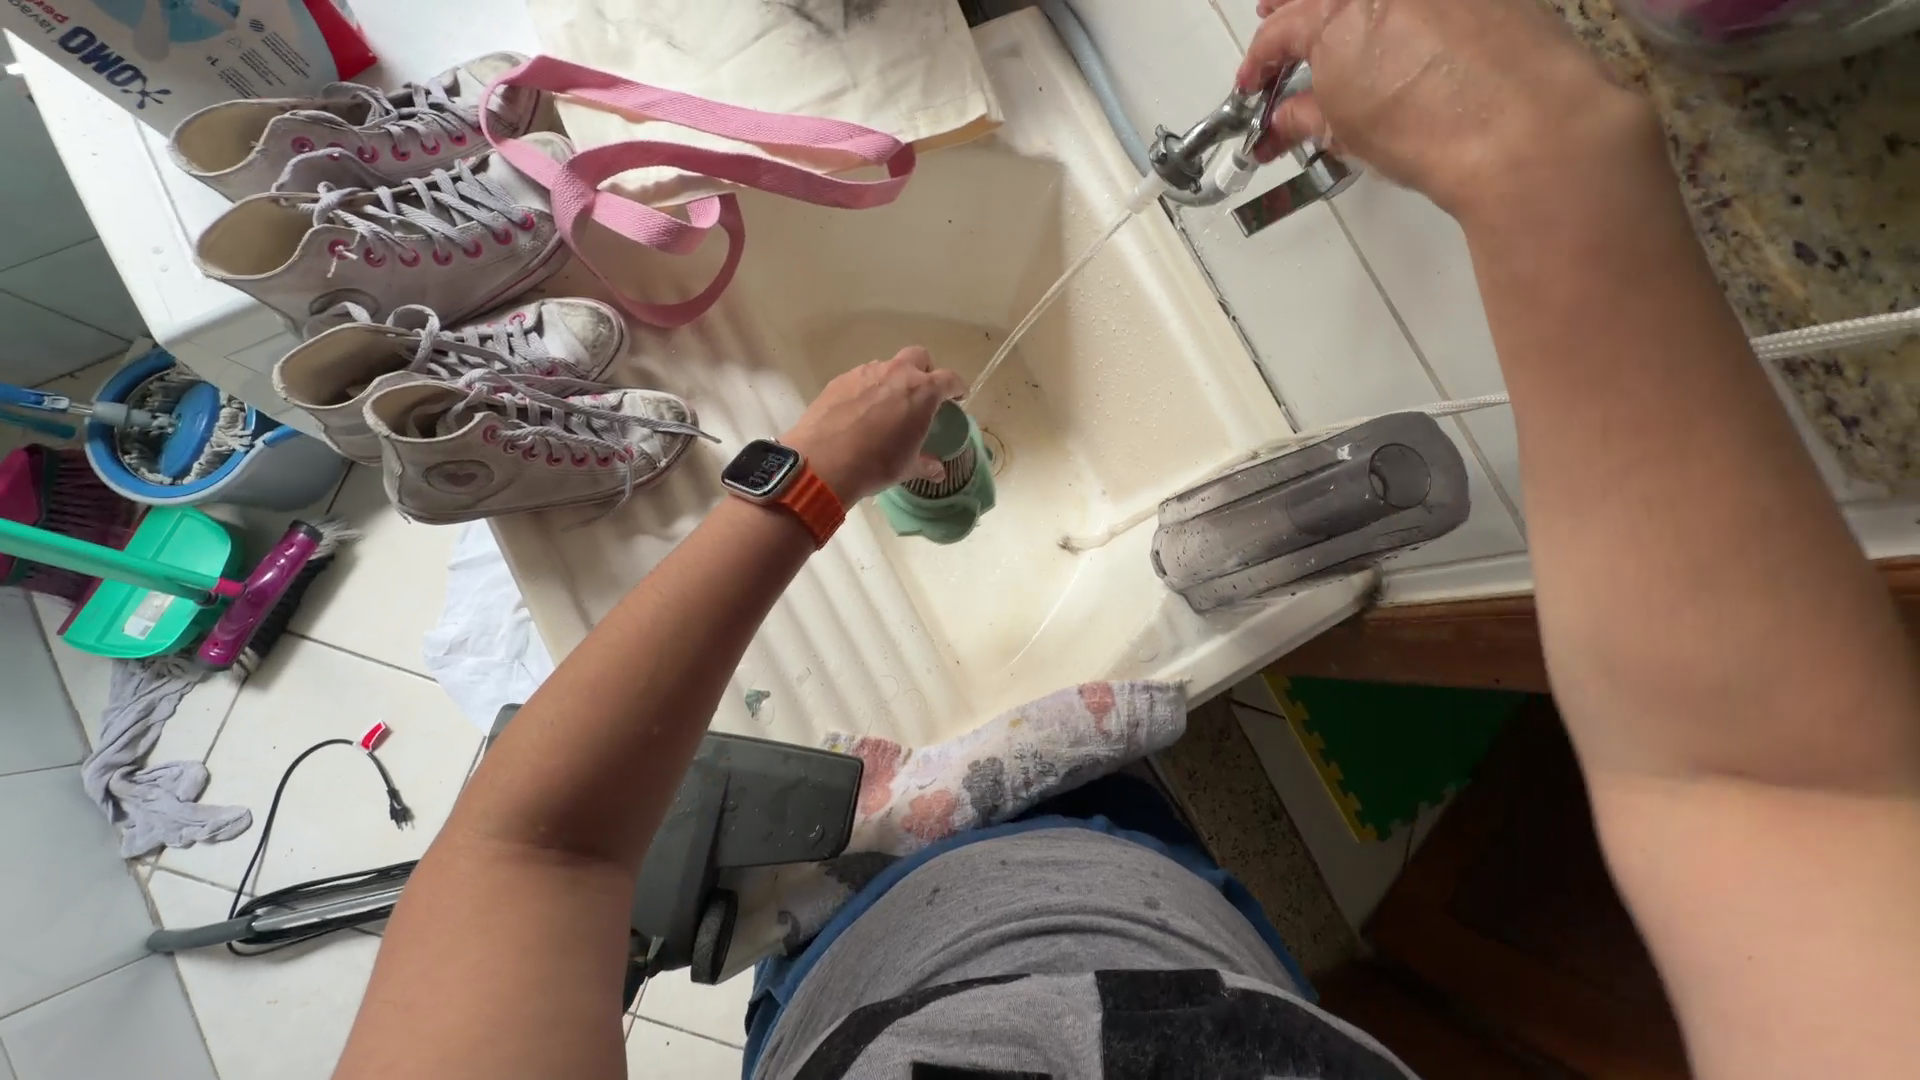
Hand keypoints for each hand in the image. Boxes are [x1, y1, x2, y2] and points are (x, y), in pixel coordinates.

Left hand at [782, 346, 967, 503]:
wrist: (823, 463)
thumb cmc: (875, 464)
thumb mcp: (906, 467)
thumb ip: (925, 464)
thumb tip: (938, 471)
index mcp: (921, 391)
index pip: (949, 379)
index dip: (957, 387)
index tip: (958, 396)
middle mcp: (896, 373)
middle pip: (918, 357)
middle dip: (924, 371)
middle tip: (921, 395)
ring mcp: (865, 373)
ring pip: (887, 366)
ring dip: (893, 380)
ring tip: (887, 407)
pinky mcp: (840, 380)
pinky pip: (861, 378)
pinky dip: (867, 389)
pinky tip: (860, 412)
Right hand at [1237, 0, 1660, 224]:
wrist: (1519, 126)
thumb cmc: (1432, 126)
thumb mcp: (1345, 130)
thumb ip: (1306, 114)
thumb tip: (1290, 118)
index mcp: (1335, 10)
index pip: (1276, 32)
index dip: (1256, 66)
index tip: (1253, 87)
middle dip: (1287, 14)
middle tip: (1278, 46)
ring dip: (1335, 12)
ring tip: (1328, 40)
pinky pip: (1413, 3)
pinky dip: (1389, 15)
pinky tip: (1386, 38)